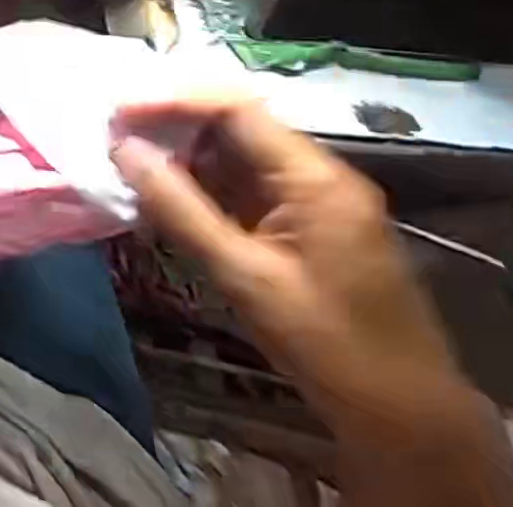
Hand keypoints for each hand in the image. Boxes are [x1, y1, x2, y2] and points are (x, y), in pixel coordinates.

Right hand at [109, 99, 473, 441]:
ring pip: (231, 148)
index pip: (235, 109)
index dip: (172, 100)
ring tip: (122, 149)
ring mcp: (308, 196)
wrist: (402, 412)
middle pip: (233, 121)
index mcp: (315, 179)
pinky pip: (237, 178)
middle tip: (110, 126)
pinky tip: (157, 181)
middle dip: (168, 118)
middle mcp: (316, 174)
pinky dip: (194, 174)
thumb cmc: (325, 341)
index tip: (118, 110)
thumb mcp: (240, 272)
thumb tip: (120, 148)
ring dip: (177, 145)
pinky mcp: (296, 218)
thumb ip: (178, 206)